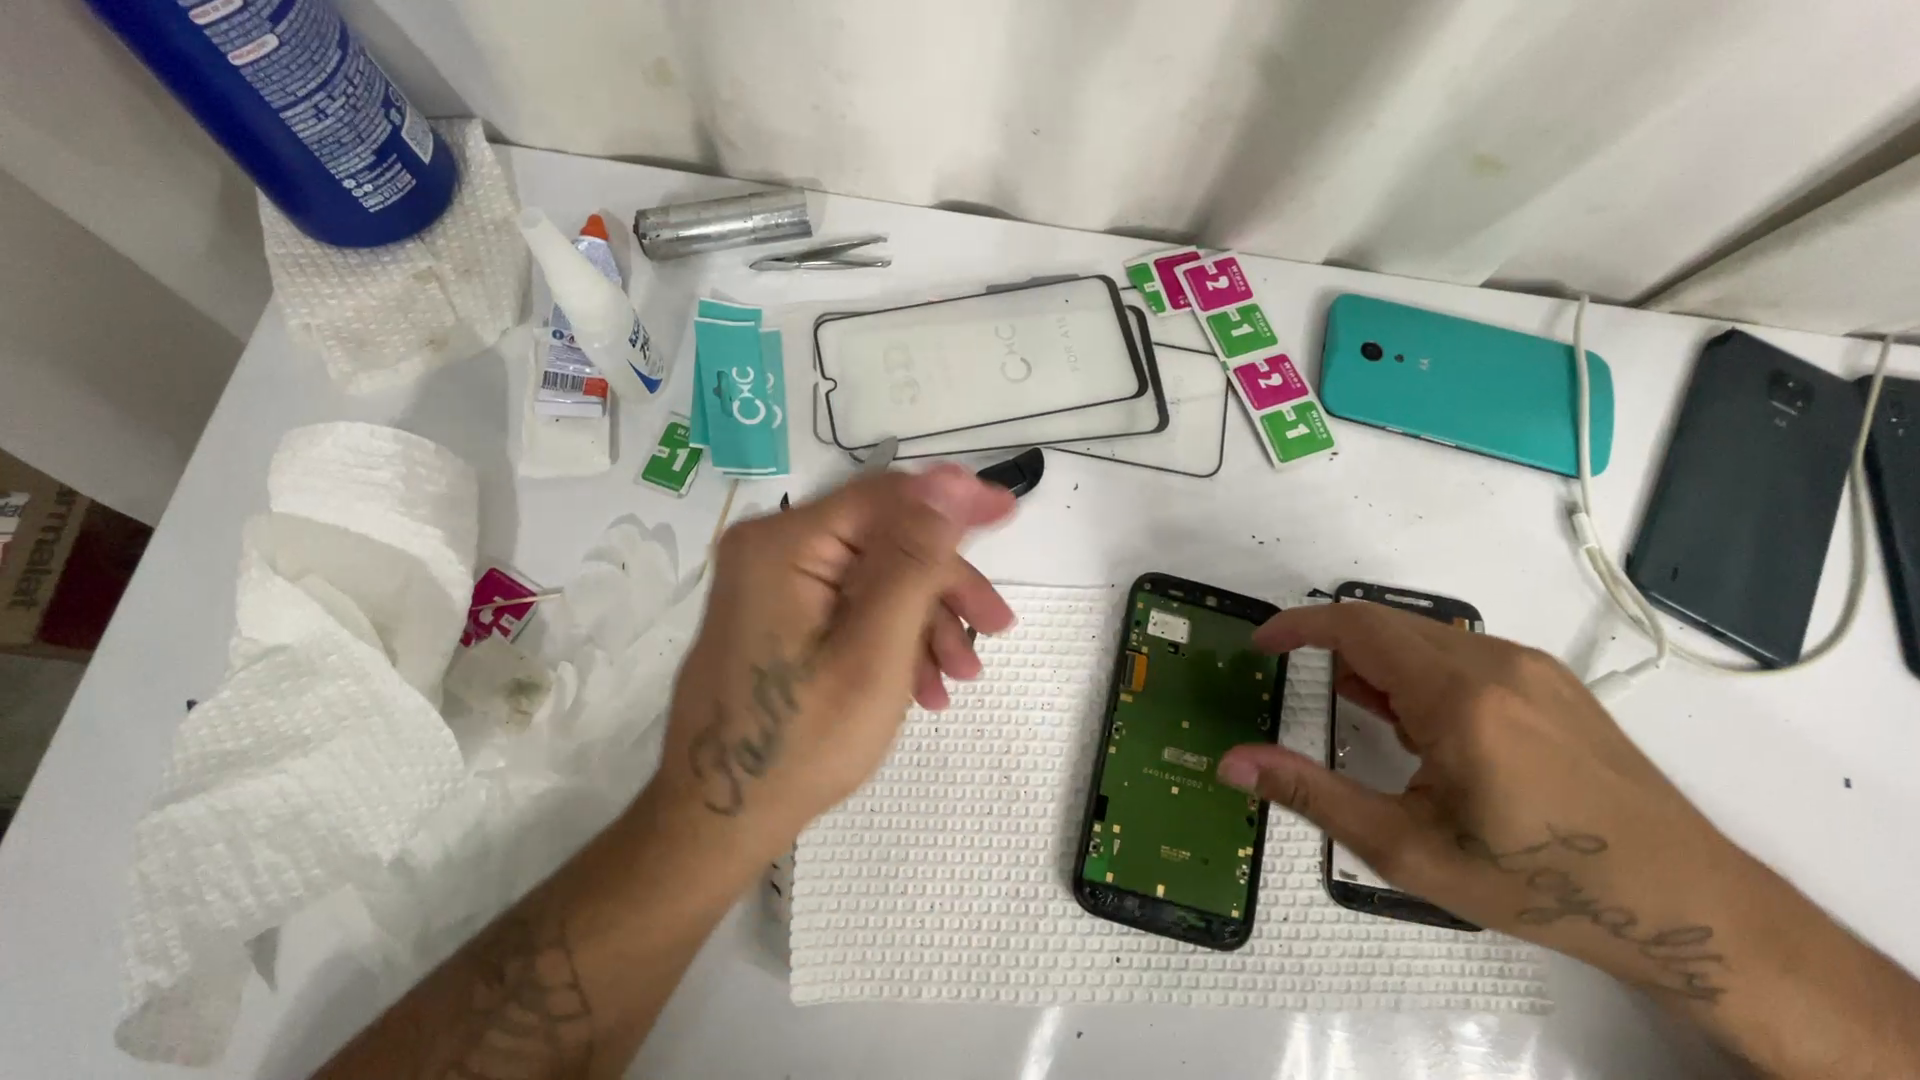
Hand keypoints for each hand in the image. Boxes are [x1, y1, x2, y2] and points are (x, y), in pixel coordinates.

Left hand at [649, 465, 1016, 862]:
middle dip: (944, 586)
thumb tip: (950, 481)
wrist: (720, 820)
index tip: (1009, 514)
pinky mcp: (775, 619)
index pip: (887, 496)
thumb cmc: (802, 741)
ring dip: (924, 622)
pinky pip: (848, 609)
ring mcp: (770, 587)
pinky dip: (891, 640)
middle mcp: (771, 551)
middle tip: (995, 628)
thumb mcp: (875, 650)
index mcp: (785, 545)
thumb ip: (915, 560)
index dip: (955, 502)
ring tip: (957, 679)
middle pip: (883, 541)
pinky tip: (921, 687)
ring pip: (872, 579)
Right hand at [1216, 601, 1771, 1003]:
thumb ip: (1312, 794)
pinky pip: (1464, 652)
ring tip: (1362, 715)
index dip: (1297, 627)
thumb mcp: (1407, 850)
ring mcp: (1533, 668)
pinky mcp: (1554, 682)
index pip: (1357, 627)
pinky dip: (1420, 669)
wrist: (1686, 903)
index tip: (1260, 646)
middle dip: (1333, 646)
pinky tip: (1424, 724)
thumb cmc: (1536, 883)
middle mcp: (1496, 664)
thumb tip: (1231, 762)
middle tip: (1301, 688)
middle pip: (1389, 624)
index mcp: (1459, 699)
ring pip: (1427, 637)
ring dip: (1378, 660)